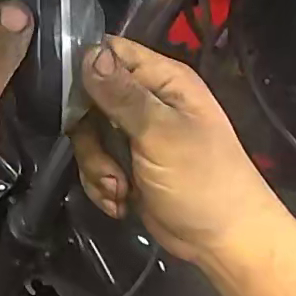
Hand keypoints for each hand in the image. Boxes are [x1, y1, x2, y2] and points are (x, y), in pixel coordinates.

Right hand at [72, 36, 287, 264]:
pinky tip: (121, 201)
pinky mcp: (127, 163)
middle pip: (91, 96)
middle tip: (106, 161)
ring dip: (97, 166)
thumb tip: (89, 53)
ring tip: (120, 188)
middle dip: (90, 134)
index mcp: (162, 78)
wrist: (225, 243)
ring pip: (89, 134)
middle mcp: (147, 98)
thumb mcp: (161, 133)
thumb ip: (122, 94)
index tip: (71, 97)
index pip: (111, 51)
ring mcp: (136, 132)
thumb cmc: (203, 181)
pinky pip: (96, 162)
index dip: (85, 66)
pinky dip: (102, 184)